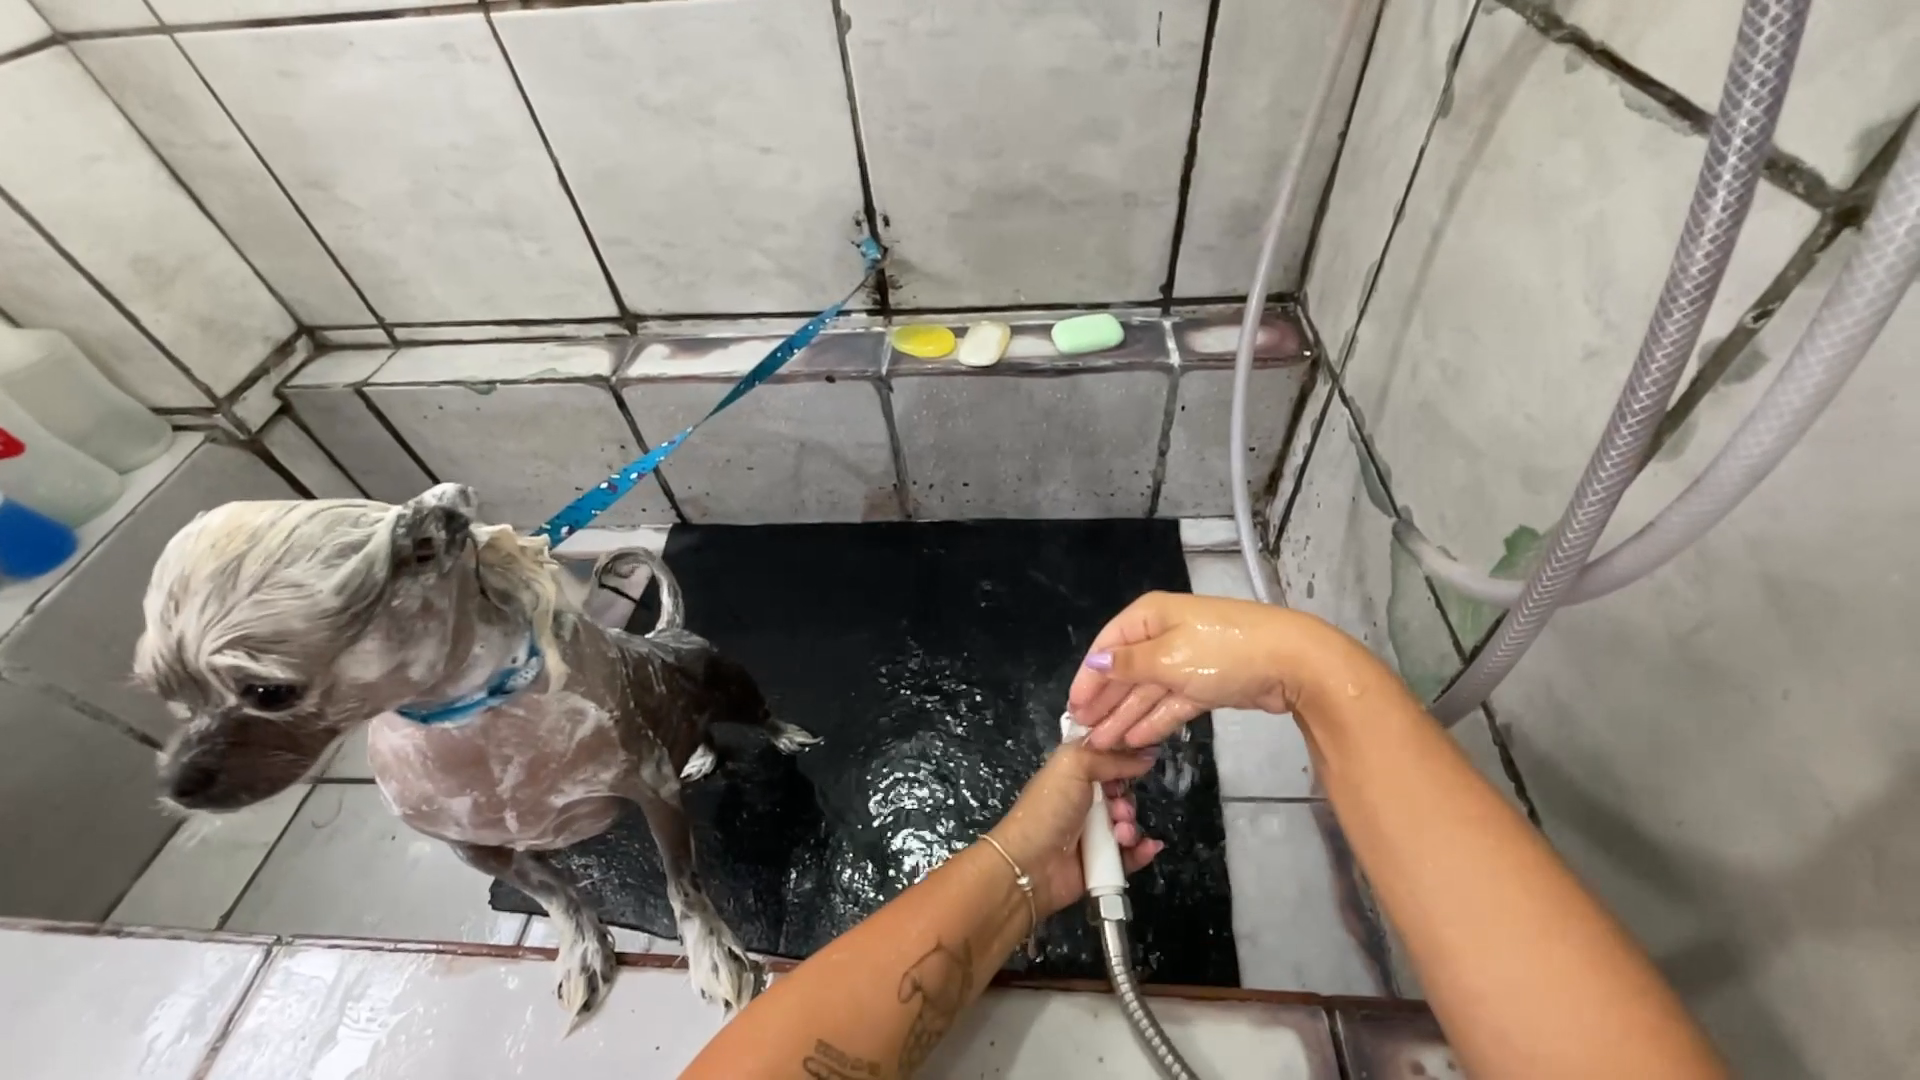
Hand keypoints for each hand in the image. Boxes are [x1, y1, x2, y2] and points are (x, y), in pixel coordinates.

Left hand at [987, 744, 1165, 917]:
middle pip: (1122, 792)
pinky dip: (1141, 850)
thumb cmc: (1050, 808)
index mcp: (1073, 773)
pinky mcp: (1103, 861)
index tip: (1140, 763)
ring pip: (1128, 823)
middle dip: (1126, 799)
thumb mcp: (1074, 765)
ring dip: (1130, 826)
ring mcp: (1093, 832)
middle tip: (1118, 808)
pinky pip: (1132, 853)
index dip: (1124, 761)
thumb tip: (1145, 754)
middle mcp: (1084, 799)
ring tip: (1120, 834)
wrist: (1032, 864)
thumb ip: (1110, 757)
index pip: (1107, 760)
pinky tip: (1146, 847)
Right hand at [1067, 591, 1360, 750]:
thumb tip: (1094, 662)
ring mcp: (1188, 659)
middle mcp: (1164, 634)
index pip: (1108, 645)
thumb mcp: (1168, 658)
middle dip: (1106, 701)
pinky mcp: (1208, 683)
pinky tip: (1135, 740)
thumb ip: (1127, 665)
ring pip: (1148, 690)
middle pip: (1127, 670)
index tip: (1073, 707)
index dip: (1088, 677)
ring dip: (1126, 716)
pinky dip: (1154, 720)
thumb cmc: (1222, 651)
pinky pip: (1172, 702)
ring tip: (1103, 744)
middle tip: (1083, 733)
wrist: (1292, 662)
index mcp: (1150, 617)